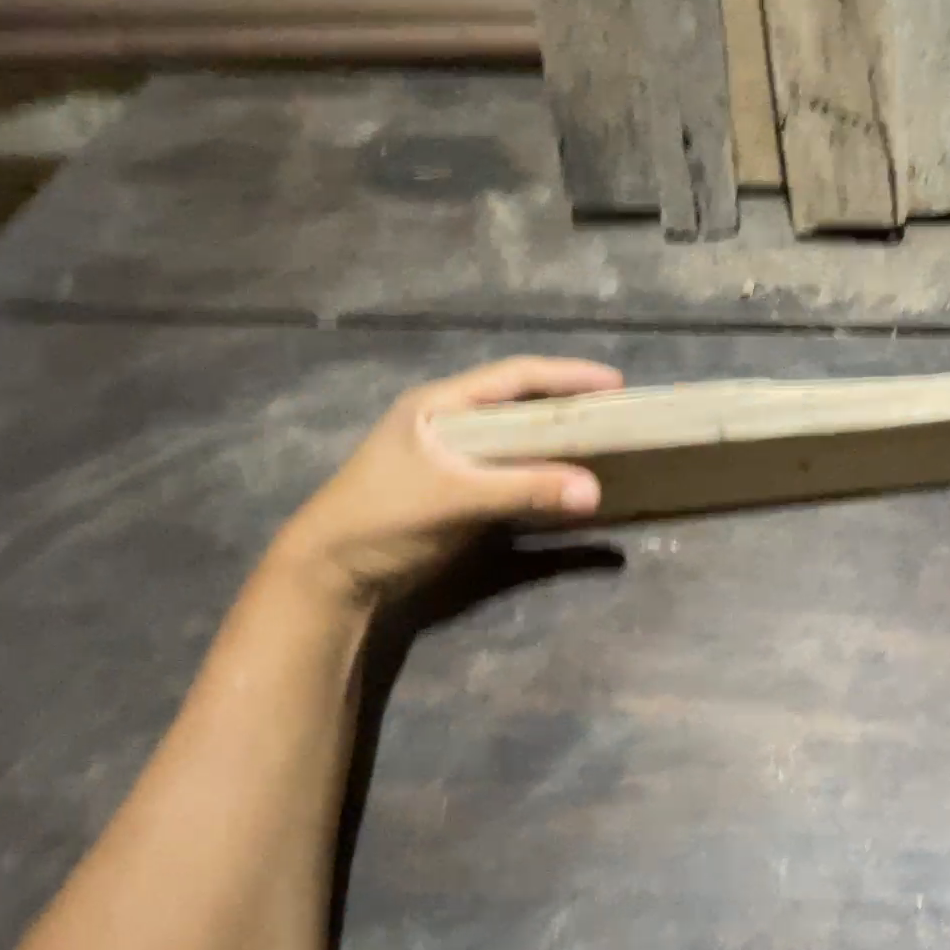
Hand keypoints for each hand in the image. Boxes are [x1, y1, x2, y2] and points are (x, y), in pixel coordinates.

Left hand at [272, 356, 623, 602]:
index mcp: (440, 406)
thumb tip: (596, 491)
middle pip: (521, 403)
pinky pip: (518, 471)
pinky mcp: (463, 491)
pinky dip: (548, 473)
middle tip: (617, 412)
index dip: (567, 375)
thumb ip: (525, 490)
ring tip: (604, 442)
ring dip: (561, 439)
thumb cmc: (383, 519)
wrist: (331, 574)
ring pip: (521, 438)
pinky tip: (571, 482)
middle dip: (570, 404)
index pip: (514, 377)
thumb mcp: (454, 499)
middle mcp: (450, 424)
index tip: (616, 383)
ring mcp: (456, 459)